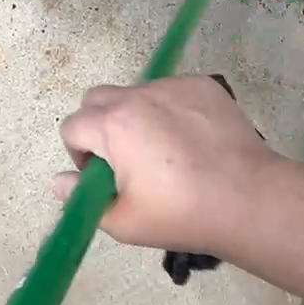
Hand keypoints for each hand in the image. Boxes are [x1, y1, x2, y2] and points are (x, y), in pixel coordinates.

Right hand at [51, 75, 284, 253]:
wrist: (246, 197)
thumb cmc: (180, 213)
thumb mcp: (123, 221)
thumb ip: (83, 198)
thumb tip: (57, 182)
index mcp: (112, 125)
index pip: (72, 126)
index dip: (79, 153)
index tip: (102, 176)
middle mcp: (137, 95)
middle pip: (97, 98)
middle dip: (99, 125)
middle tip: (125, 158)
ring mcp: (172, 85)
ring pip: (136, 93)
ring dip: (137, 116)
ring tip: (166, 151)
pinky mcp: (201, 84)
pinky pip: (171, 91)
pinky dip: (171, 109)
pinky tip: (193, 140)